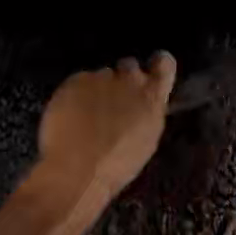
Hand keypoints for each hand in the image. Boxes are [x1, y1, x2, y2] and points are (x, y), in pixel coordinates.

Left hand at [30, 52, 176, 218]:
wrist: (77, 170)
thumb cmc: (117, 165)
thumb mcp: (146, 140)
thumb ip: (147, 113)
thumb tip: (142, 105)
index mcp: (152, 97)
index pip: (164, 63)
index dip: (158, 64)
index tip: (152, 70)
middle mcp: (129, 80)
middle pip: (129, 66)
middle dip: (123, 78)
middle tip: (112, 100)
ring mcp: (100, 78)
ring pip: (102, 76)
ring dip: (98, 89)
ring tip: (86, 114)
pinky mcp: (74, 81)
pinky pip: (79, 82)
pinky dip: (76, 95)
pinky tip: (70, 116)